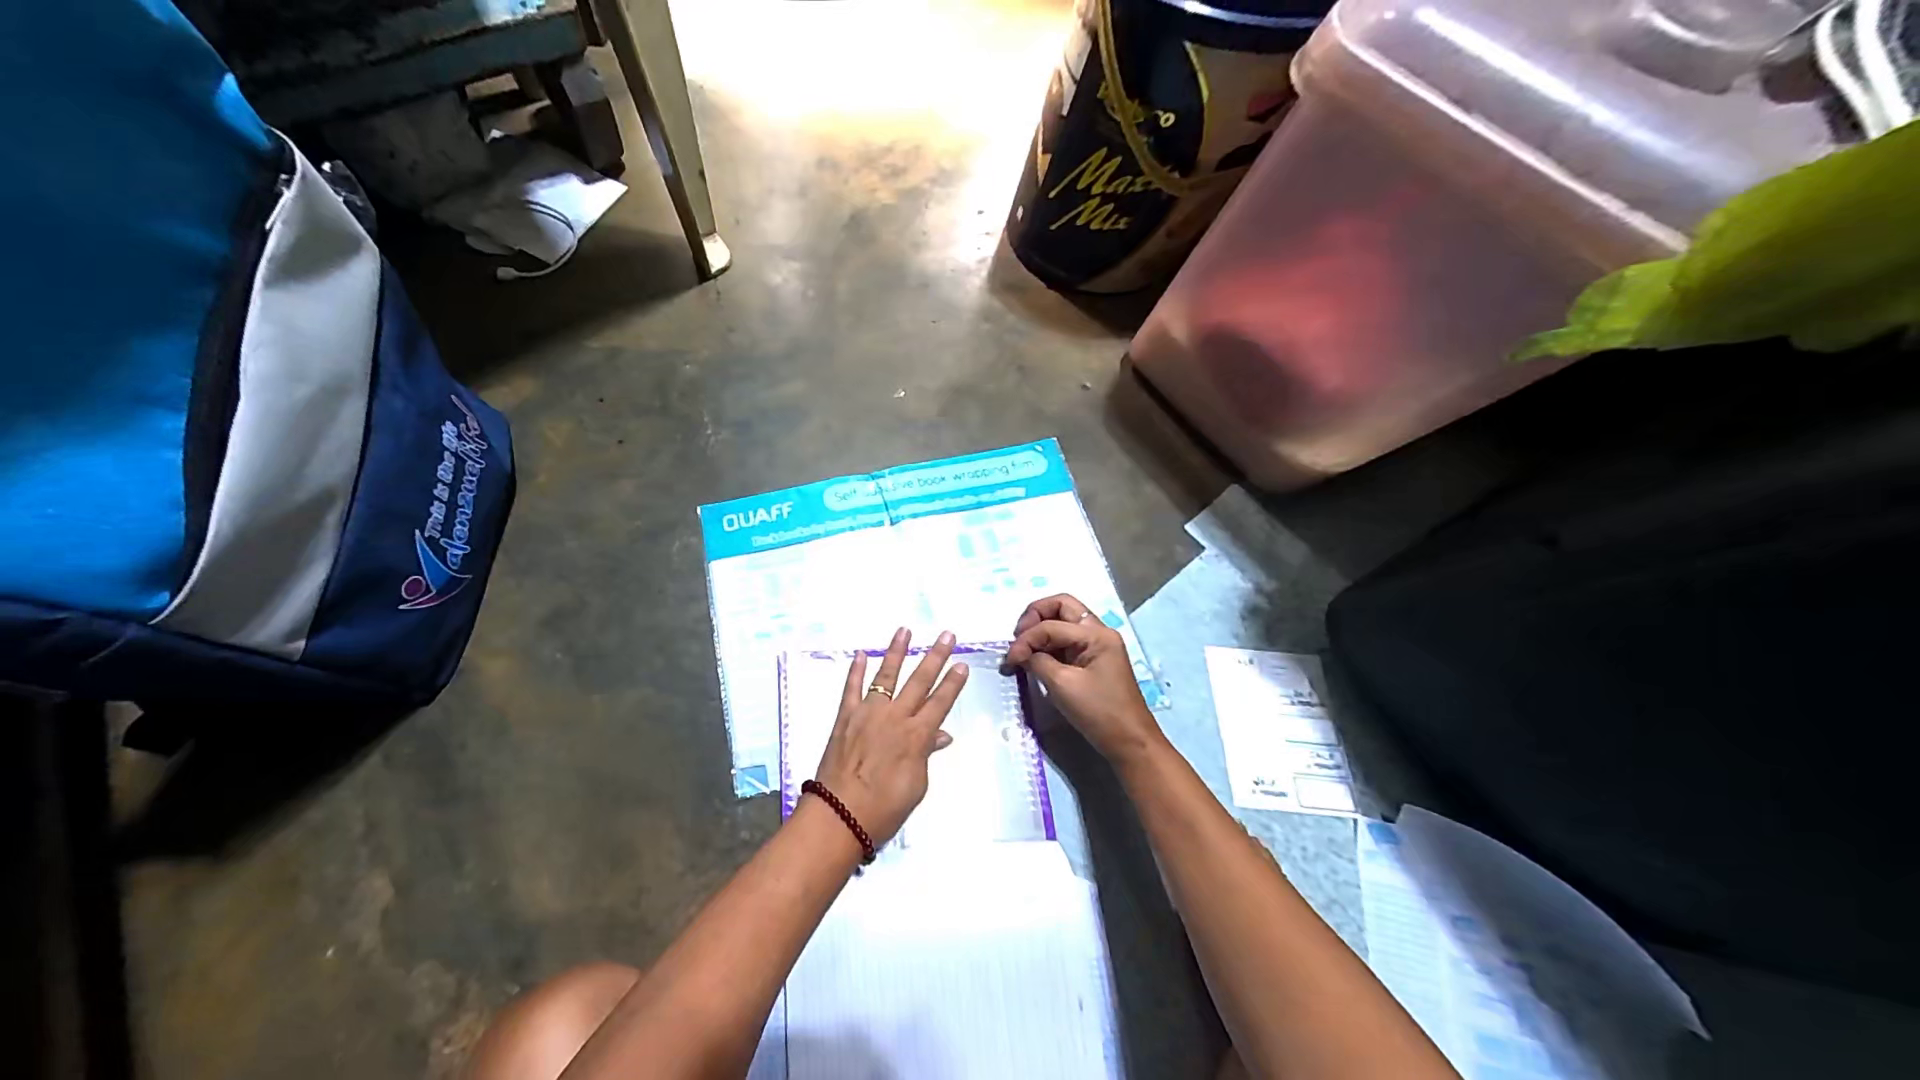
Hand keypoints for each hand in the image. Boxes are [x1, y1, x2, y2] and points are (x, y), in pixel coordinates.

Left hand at [812, 627, 968, 847]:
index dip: (953, 683)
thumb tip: (941, 734)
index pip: (940, 702)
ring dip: (897, 652)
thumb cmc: (884, 808)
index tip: (962, 664)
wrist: (838, 815)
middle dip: (935, 657)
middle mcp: (895, 717)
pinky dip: (855, 671)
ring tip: (905, 631)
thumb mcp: (916, 785)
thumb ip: (926, 754)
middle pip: (919, 681)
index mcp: (916, 735)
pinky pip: (851, 689)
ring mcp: (868, 714)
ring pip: (886, 677)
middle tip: (946, 635)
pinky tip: (860, 655)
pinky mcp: (845, 717)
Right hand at [1002, 594, 1164, 767]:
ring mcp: (1096, 646)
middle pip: (1061, 607)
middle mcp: (1098, 632)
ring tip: (1023, 649)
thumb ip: (1038, 662)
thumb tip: (1020, 654)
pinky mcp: (1092, 661)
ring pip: (1064, 621)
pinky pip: (1066, 641)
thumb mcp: (1062, 685)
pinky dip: (1048, 644)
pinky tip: (1034, 658)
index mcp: (1096, 634)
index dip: (1026, 639)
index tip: (1010, 660)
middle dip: (1035, 616)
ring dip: (1041, 629)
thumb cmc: (1099, 712)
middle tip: (1018, 637)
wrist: (1130, 742)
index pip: (1051, 625)